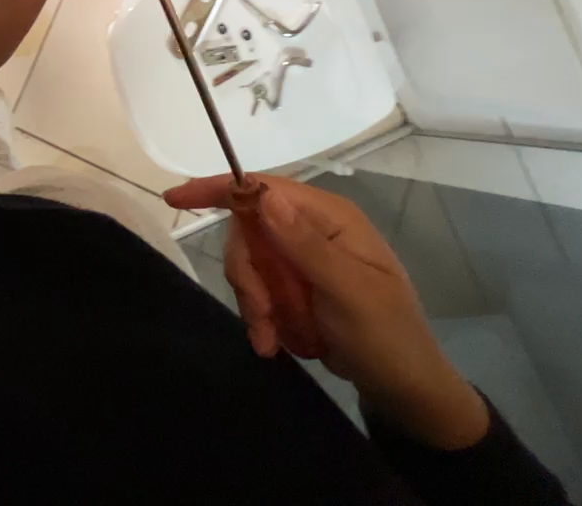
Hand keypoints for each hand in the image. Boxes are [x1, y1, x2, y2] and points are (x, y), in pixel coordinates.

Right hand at [165, 174, 489, 449]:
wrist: (406, 393)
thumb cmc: (387, 338)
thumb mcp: (349, 293)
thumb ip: (304, 244)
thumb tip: (261, 195)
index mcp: (329, 217)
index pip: (262, 187)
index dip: (217, 188)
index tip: (175, 198)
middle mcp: (310, 227)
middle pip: (247, 231)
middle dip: (246, 276)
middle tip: (260, 318)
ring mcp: (300, 256)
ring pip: (247, 263)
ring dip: (254, 303)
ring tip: (271, 341)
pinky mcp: (294, 284)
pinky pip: (256, 288)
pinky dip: (260, 316)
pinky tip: (275, 341)